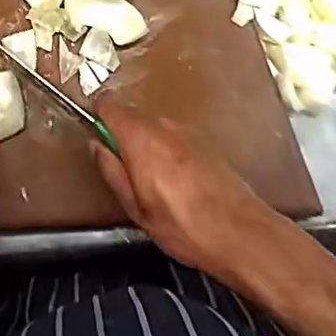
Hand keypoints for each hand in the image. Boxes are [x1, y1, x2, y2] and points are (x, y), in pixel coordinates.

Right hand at [89, 103, 280, 275]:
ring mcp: (186, 129)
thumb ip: (111, 170)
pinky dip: (171, 153)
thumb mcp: (135, 207)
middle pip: (132, 117)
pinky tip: (181, 185)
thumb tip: (97, 146)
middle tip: (130, 176)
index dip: (100, 119)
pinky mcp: (205, 140)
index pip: (108, 105)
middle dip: (126, 139)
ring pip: (155, 128)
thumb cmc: (184, 224)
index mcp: (139, 136)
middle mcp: (162, 124)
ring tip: (159, 187)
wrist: (239, 230)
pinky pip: (176, 138)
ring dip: (150, 147)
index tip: (101, 141)